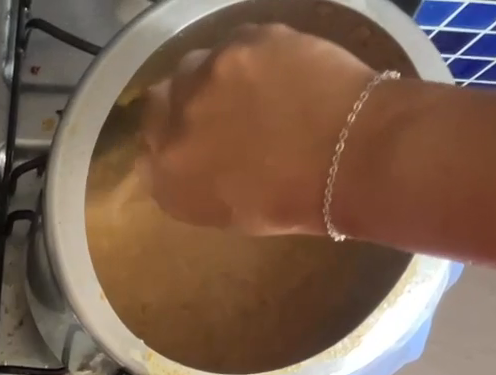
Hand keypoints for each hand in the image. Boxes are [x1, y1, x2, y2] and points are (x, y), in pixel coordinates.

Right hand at [141, 23, 379, 234]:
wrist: (350, 156)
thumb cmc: (288, 200)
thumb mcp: (220, 211)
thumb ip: (185, 182)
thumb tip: (175, 159)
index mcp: (169, 171)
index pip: (145, 145)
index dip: (165, 138)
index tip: (186, 139)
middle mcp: (176, 121)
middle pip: (160, 98)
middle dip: (181, 102)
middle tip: (216, 110)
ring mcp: (211, 77)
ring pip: (196, 65)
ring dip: (213, 75)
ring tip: (249, 88)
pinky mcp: (248, 41)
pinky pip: (236, 41)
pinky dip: (250, 54)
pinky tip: (277, 71)